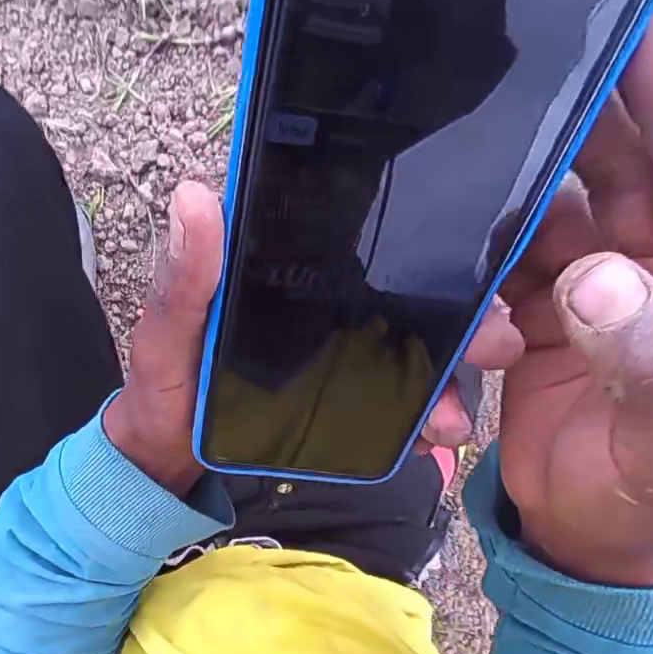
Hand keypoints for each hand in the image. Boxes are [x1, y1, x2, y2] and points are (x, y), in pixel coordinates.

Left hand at [104, 182, 523, 495]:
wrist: (166, 457)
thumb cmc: (160, 392)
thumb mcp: (164, 338)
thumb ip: (182, 283)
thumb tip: (196, 196)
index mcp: (267, 264)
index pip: (345, 223)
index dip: (410, 226)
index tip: (467, 244)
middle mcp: (307, 292)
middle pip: (399, 283)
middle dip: (457, 306)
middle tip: (492, 340)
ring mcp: (327, 338)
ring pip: (408, 336)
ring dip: (450, 365)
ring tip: (458, 411)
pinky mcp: (336, 381)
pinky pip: (392, 385)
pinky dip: (421, 405)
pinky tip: (440, 428)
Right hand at [494, 0, 652, 586]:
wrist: (586, 533)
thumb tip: (597, 280)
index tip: (635, 8)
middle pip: (621, 162)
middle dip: (571, 124)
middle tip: (508, 78)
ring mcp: (597, 282)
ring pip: (541, 214)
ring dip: (496, 236)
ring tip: (475, 285)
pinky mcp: (538, 307)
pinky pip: (495, 272)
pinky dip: (466, 298)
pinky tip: (458, 346)